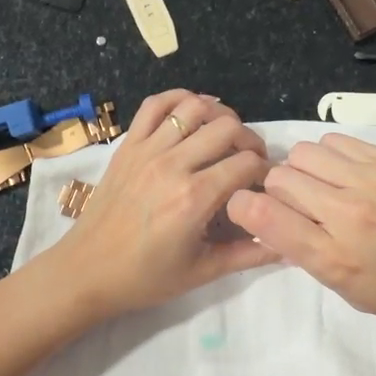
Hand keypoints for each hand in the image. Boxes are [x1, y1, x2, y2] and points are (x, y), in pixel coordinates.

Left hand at [37, 90, 277, 319]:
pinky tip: (193, 111)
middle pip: (227, 128)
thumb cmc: (146, 277)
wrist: (87, 272)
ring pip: (194, 107)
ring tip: (225, 133)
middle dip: (249, 140)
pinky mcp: (128, 144)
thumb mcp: (203, 272)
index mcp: (194, 198)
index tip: (266, 184)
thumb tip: (288, 246)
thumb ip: (249, 255)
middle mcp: (173, 165)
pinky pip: (155, 105)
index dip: (265, 170)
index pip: (247, 164)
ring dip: (219, 114)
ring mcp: (147, 150)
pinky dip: (178, 98)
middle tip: (250, 159)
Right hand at [227, 134, 375, 329]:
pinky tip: (345, 174)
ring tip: (322, 189)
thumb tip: (281, 228)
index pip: (262, 216)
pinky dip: (329, 156)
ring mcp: (368, 179)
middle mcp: (345, 212)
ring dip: (302, 171)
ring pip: (303, 153)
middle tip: (296, 208)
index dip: (243, 210)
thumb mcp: (359, 294)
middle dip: (276, 193)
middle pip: (279, 179)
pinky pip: (335, 141)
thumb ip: (314, 258)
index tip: (248, 213)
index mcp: (335, 259)